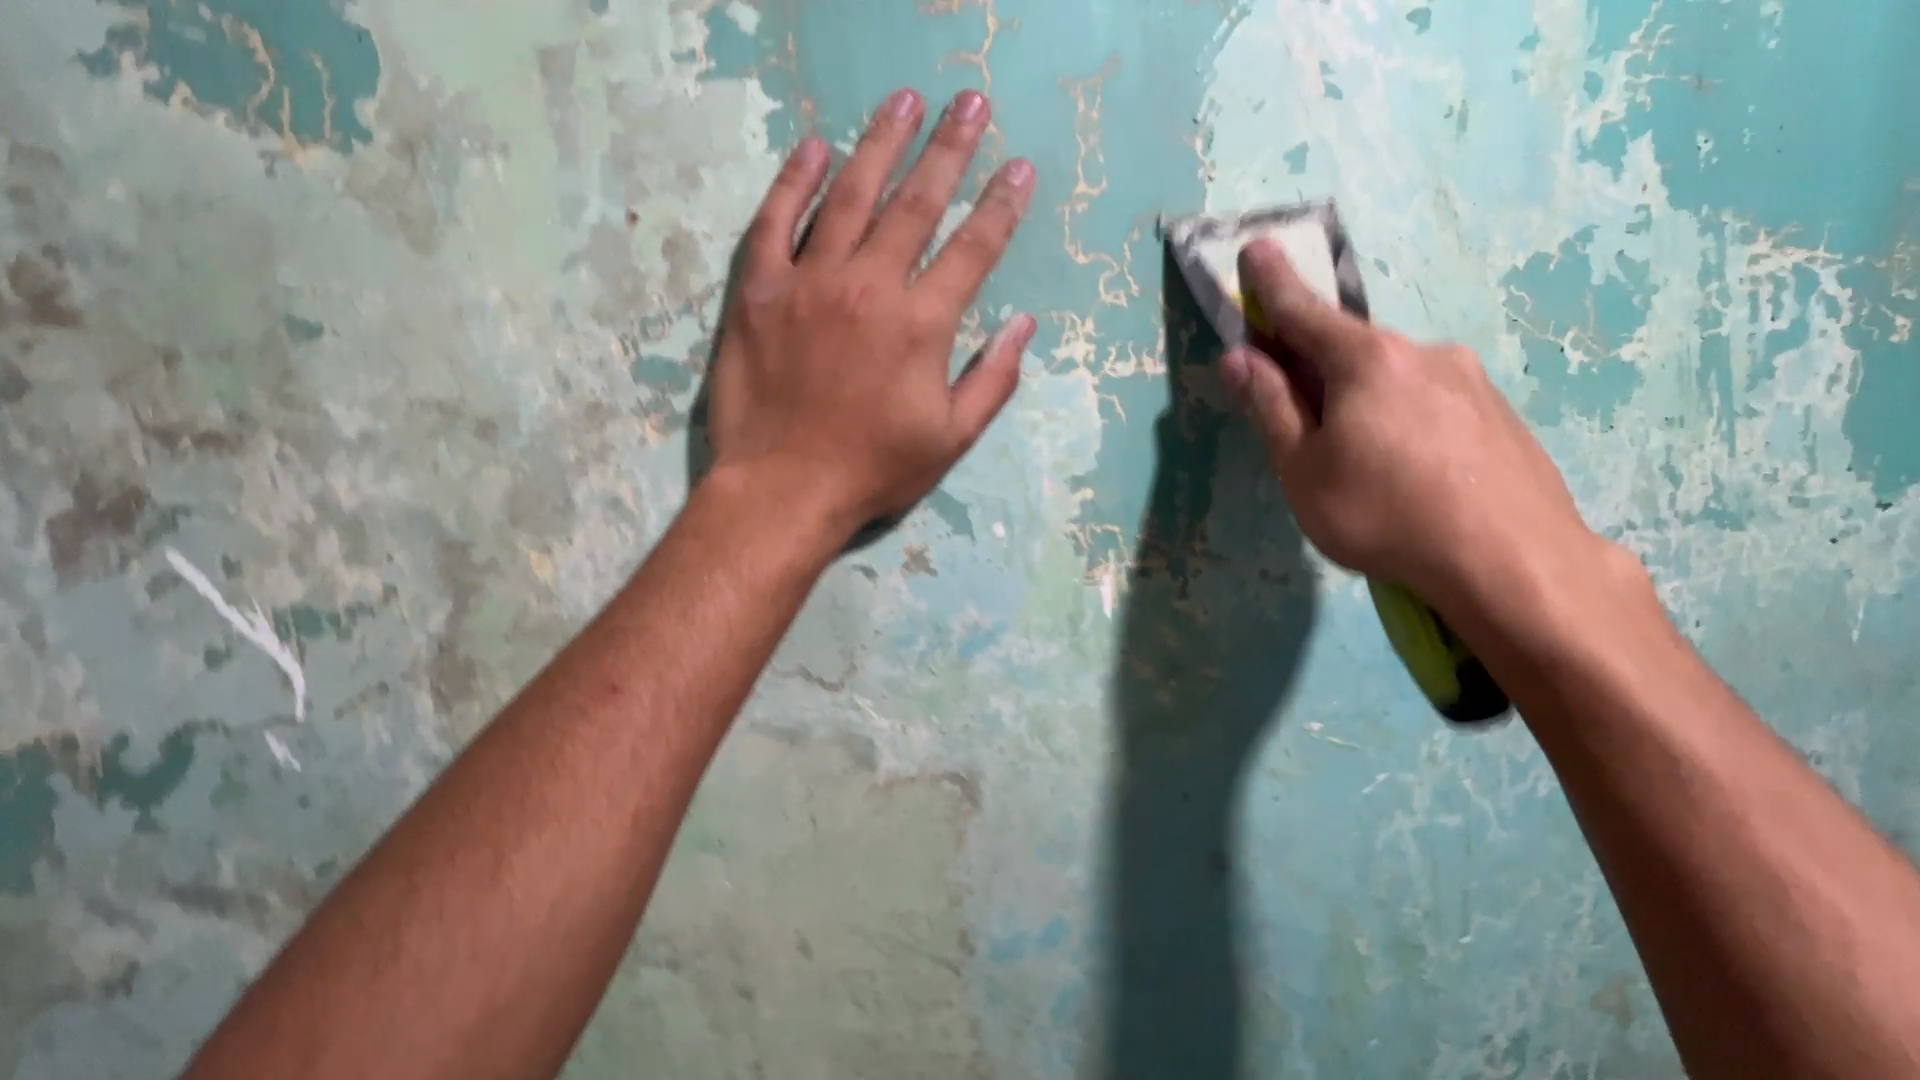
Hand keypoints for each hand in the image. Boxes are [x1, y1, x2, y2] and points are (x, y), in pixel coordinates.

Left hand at [705, 87, 1036, 538]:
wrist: (782, 489)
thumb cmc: (872, 470)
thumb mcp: (951, 439)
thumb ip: (993, 380)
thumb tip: (1024, 324)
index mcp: (921, 325)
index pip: (972, 248)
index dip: (1000, 205)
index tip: (1018, 168)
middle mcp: (869, 287)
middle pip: (916, 204)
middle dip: (948, 149)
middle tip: (970, 103)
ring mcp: (809, 283)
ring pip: (849, 197)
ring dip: (880, 144)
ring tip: (903, 101)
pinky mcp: (759, 291)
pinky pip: (775, 222)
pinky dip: (794, 182)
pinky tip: (813, 148)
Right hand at [1218, 239, 1612, 610]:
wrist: (1513, 561)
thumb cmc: (1384, 515)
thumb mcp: (1304, 470)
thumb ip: (1271, 408)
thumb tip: (1239, 357)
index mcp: (1366, 360)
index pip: (1304, 310)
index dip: (1273, 283)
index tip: (1256, 248)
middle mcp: (1422, 352)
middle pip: (1352, 349)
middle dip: (1318, 366)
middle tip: (1299, 411)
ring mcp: (1469, 380)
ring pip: (1396, 378)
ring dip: (1365, 400)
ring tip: (1362, 462)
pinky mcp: (1499, 412)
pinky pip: (1433, 402)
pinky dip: (1406, 419)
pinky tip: (1411, 470)